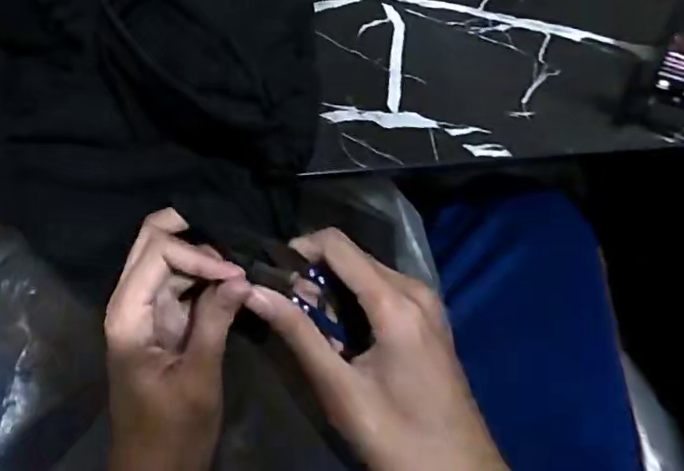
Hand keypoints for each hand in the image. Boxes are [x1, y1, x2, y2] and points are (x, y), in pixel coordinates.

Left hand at [105, 209, 251, 470]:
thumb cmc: (172, 434)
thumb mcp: (199, 379)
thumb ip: (216, 321)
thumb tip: (240, 277)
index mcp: (128, 314)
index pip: (157, 252)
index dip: (198, 254)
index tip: (235, 273)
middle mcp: (128, 301)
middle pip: (151, 240)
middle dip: (189, 231)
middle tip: (230, 238)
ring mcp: (142, 308)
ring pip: (163, 254)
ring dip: (198, 251)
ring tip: (235, 259)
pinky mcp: (158, 319)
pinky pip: (176, 278)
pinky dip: (200, 271)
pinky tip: (227, 274)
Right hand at [246, 228, 506, 470]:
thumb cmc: (400, 441)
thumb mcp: (342, 392)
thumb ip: (298, 335)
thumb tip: (255, 292)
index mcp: (396, 301)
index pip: (336, 243)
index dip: (299, 249)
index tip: (274, 277)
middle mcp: (414, 288)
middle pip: (350, 254)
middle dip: (314, 273)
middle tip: (290, 310)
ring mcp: (426, 301)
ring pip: (365, 269)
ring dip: (333, 288)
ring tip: (314, 327)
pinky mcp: (428, 316)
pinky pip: (382, 287)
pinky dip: (355, 298)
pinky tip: (344, 335)